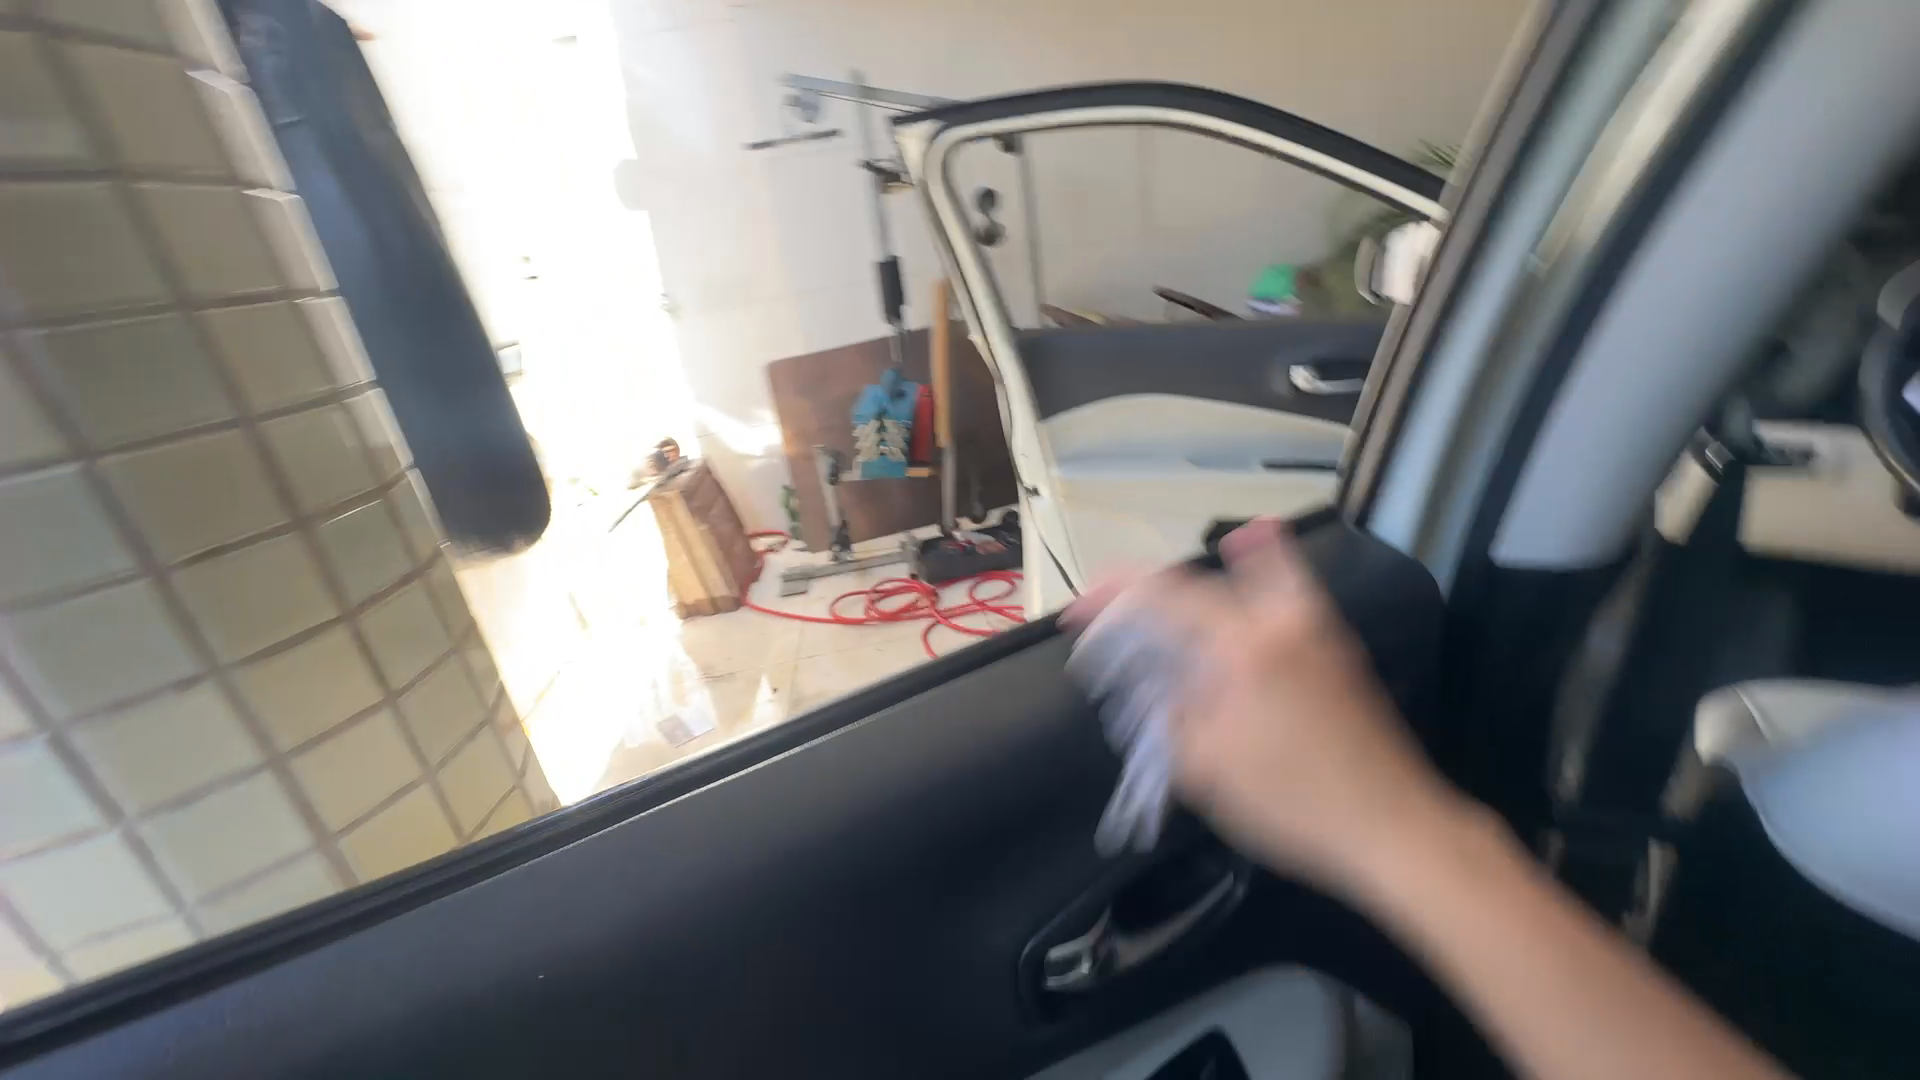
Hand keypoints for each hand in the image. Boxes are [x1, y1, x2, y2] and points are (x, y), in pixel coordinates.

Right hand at [1064, 520, 1475, 897]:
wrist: (1398, 829)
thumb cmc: (1294, 803)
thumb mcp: (1206, 769)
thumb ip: (1166, 717)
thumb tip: (1146, 689)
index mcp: (1240, 648)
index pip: (1161, 601)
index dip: (1111, 598)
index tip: (1078, 611)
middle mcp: (1279, 624)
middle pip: (1200, 580)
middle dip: (1145, 585)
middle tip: (1111, 597)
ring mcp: (1316, 634)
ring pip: (1257, 572)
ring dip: (1206, 561)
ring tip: (1182, 561)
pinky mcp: (1337, 653)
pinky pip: (1291, 592)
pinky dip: (1269, 562)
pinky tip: (1257, 549)